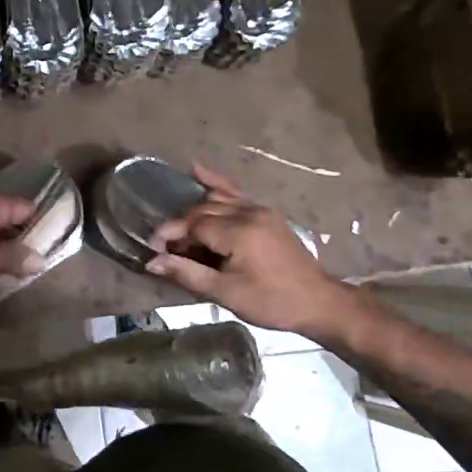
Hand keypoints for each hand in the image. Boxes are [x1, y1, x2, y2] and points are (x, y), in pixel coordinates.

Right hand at [144, 164, 354, 337]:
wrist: (318, 302)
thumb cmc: (272, 301)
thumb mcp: (226, 293)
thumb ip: (187, 273)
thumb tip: (152, 262)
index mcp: (239, 232)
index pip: (192, 224)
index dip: (170, 236)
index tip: (153, 251)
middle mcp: (248, 213)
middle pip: (202, 211)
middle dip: (180, 228)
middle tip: (166, 250)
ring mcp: (259, 209)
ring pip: (216, 200)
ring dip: (194, 212)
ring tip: (181, 233)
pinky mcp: (266, 213)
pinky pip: (236, 192)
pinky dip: (215, 183)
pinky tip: (197, 169)